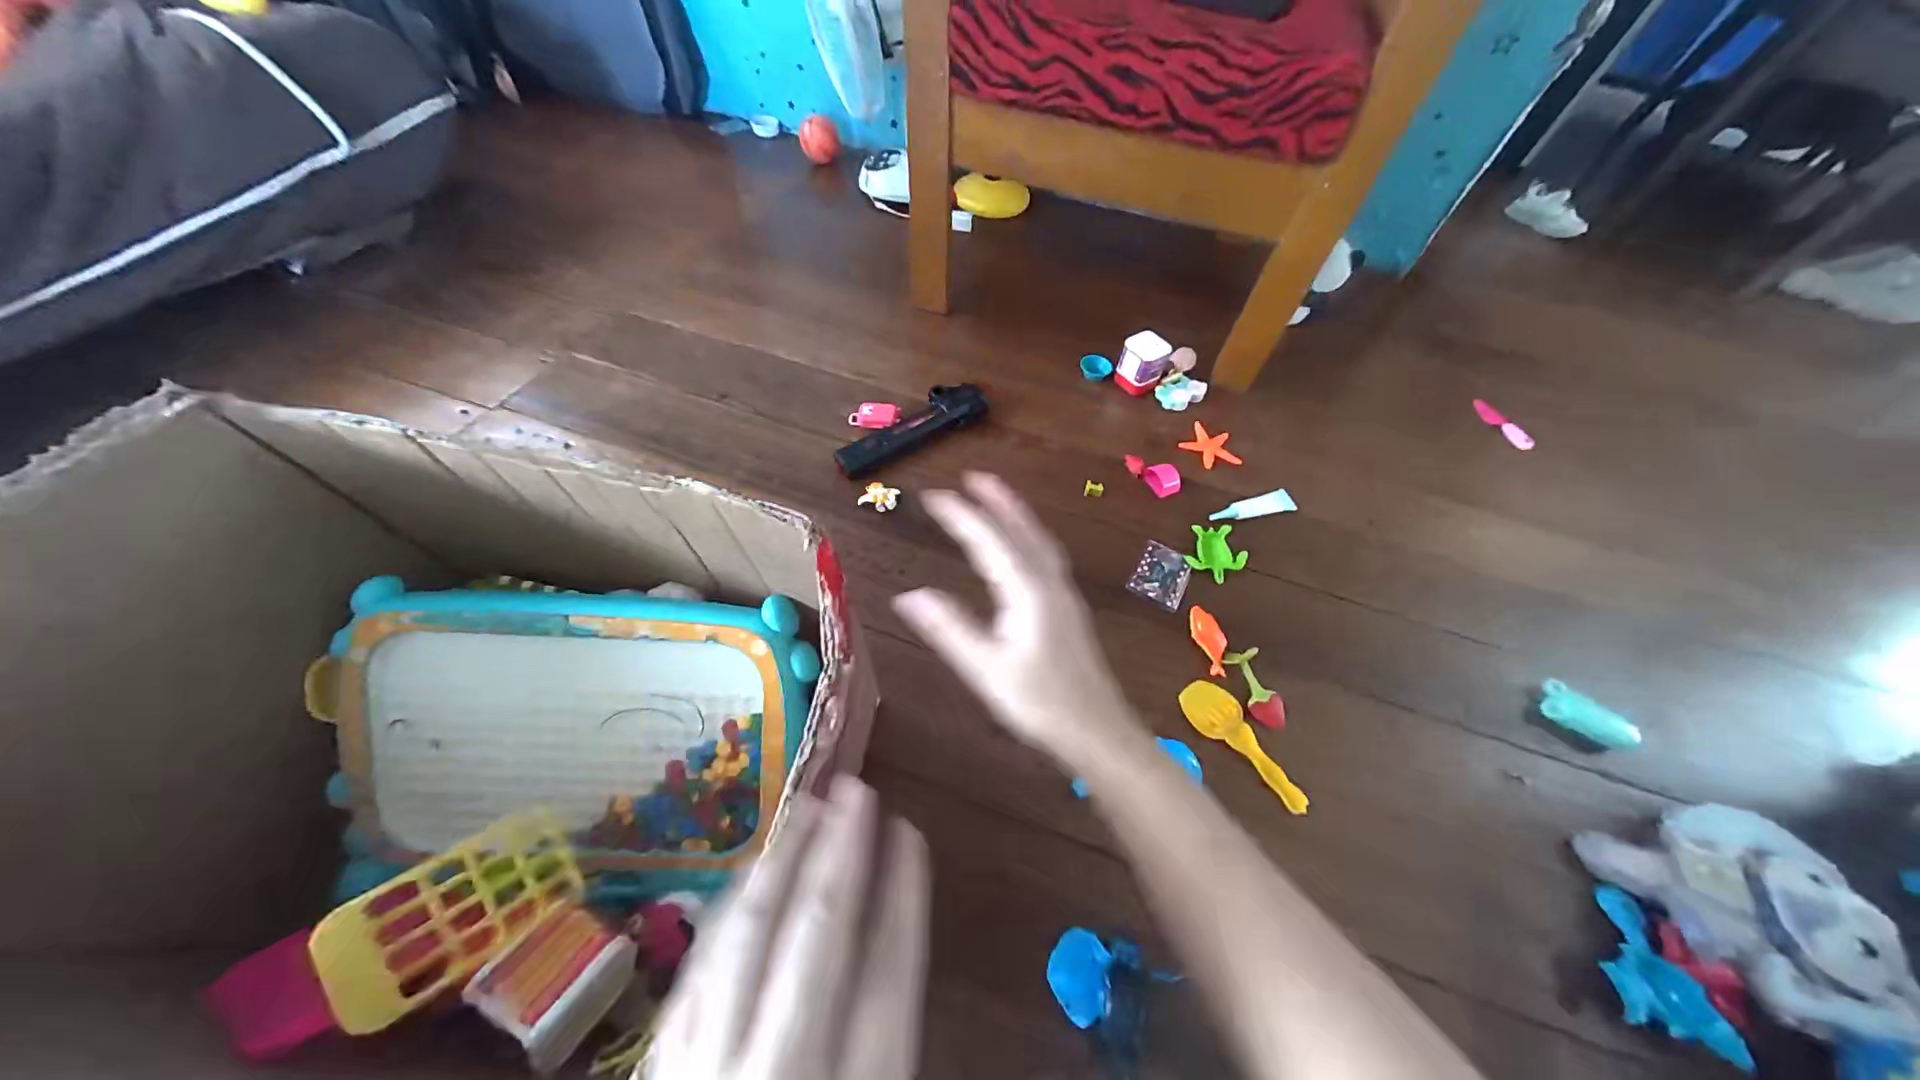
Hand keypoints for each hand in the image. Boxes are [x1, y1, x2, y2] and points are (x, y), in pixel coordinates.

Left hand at [646, 777, 929, 1079]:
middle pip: (814, 943)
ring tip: (803, 814)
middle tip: (857, 790)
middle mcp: (776, 1074)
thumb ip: (885, 1046)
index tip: (911, 833)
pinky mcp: (661, 1078)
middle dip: (840, 857)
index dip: (903, 898)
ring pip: (744, 946)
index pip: (886, 980)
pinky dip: (725, 919)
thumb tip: (892, 951)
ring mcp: (707, 1073)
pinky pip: (696, 978)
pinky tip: (744, 881)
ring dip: (778, 868)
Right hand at [892, 472, 1139, 765]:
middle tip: (973, 477)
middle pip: (1022, 531)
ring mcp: (1064, 596)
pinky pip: (1046, 557)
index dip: (961, 516)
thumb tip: (909, 596)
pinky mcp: (1069, 610)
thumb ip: (949, 630)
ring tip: (997, 498)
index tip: (933, 495)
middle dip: (997, 501)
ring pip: (1039, 542)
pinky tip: (1023, 547)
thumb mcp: (987, 669)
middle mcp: (1050, 584)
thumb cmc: (1041, 704)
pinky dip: (1029, 538)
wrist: (1098, 731)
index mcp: (1029, 592)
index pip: (990, 541)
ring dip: (1017, 515)